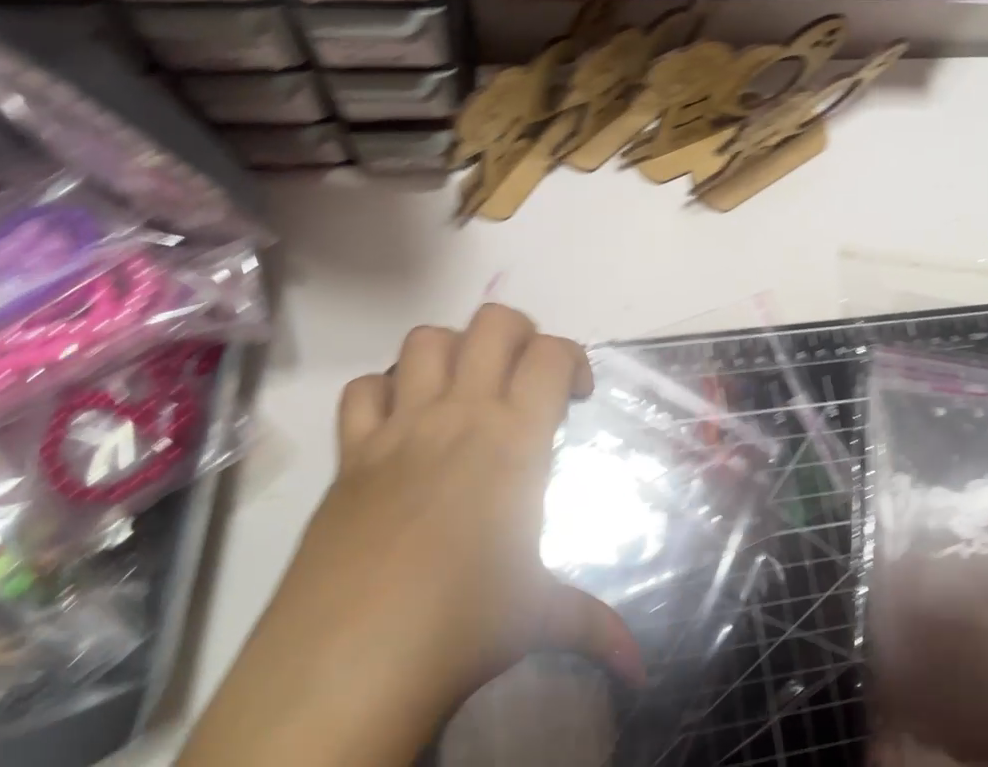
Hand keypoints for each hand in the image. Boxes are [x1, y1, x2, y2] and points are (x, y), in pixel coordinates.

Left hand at [180, 305, 641, 766]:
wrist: (353, 656)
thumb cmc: (464, 625)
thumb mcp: (539, 615)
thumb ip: (593, 625)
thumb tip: (637, 665)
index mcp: (515, 439)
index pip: (552, 354)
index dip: (572, 360)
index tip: (574, 398)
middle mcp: (459, 415)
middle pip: (492, 323)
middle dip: (519, 335)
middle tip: (524, 380)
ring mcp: (399, 428)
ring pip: (425, 340)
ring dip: (452, 352)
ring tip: (463, 394)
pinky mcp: (350, 454)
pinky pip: (364, 390)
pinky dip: (385, 391)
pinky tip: (399, 426)